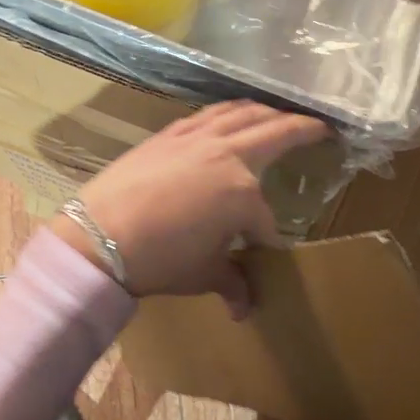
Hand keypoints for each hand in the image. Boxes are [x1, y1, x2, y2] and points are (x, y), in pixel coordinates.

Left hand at [47, 101, 327, 317]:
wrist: (98, 237)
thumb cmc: (159, 259)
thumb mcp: (203, 273)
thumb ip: (232, 283)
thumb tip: (244, 309)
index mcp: (243, 192)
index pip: (267, 219)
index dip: (268, 239)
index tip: (265, 253)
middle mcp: (226, 154)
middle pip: (275, 133)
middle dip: (303, 129)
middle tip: (321, 126)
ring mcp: (196, 138)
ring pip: (241, 113)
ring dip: (265, 111)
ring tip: (278, 113)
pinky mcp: (168, 133)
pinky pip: (207, 113)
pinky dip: (227, 110)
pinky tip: (228, 115)